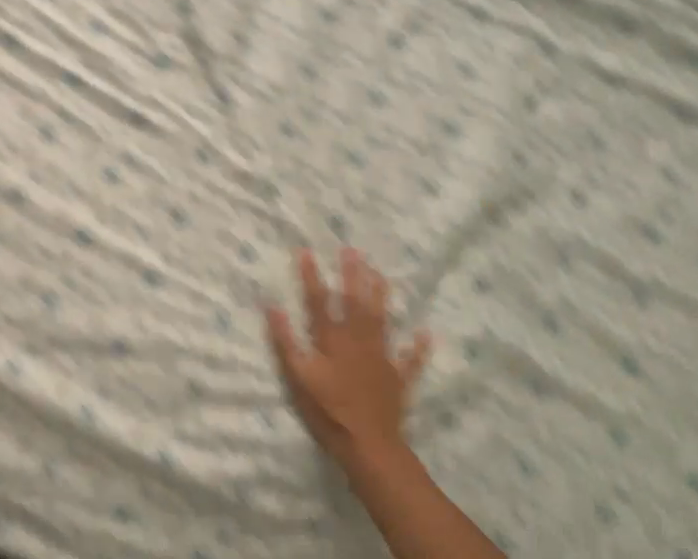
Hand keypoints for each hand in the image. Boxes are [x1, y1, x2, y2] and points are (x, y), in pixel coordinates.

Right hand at [265, 248, 433, 471]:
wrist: (368, 446)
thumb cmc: (327, 411)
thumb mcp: (296, 377)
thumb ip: (285, 341)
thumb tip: (272, 306)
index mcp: (331, 341)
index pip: (319, 301)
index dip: (312, 276)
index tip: (306, 251)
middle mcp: (357, 343)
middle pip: (355, 303)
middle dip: (352, 276)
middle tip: (352, 250)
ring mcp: (382, 360)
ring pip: (381, 322)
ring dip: (380, 297)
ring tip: (380, 274)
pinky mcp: (398, 380)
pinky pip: (410, 361)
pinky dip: (417, 348)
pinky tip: (424, 334)